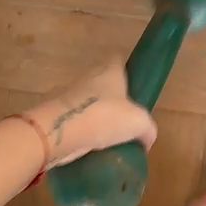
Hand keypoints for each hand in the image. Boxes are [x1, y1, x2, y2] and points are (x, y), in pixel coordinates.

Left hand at [22, 59, 157, 167]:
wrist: (60, 131)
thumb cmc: (104, 117)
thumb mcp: (138, 123)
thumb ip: (147, 129)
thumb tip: (146, 139)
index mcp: (109, 71)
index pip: (118, 58)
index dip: (127, 68)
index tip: (134, 85)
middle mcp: (88, 77)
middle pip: (103, 82)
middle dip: (113, 98)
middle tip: (125, 119)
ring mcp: (69, 94)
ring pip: (88, 102)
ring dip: (96, 116)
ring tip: (109, 137)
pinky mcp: (57, 113)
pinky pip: (76, 119)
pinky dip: (83, 130)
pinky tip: (92, 147)